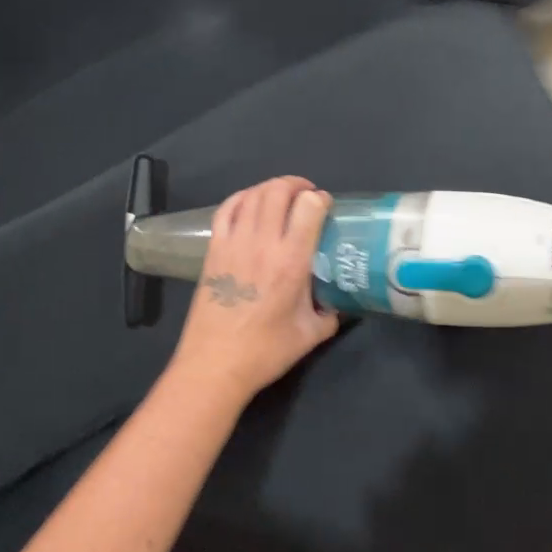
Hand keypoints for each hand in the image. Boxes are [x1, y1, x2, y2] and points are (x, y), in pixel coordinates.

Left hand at [168, 176, 339, 406]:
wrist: (214, 365)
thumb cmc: (265, 352)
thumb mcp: (310, 335)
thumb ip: (330, 314)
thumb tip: (339, 304)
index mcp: (291, 261)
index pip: (308, 207)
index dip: (321, 199)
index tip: (326, 207)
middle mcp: (263, 243)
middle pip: (278, 191)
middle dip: (296, 185)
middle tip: (306, 195)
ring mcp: (234, 243)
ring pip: (252, 195)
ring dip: (270, 188)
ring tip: (282, 197)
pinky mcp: (213, 250)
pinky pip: (226, 209)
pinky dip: (241, 198)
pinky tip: (250, 203)